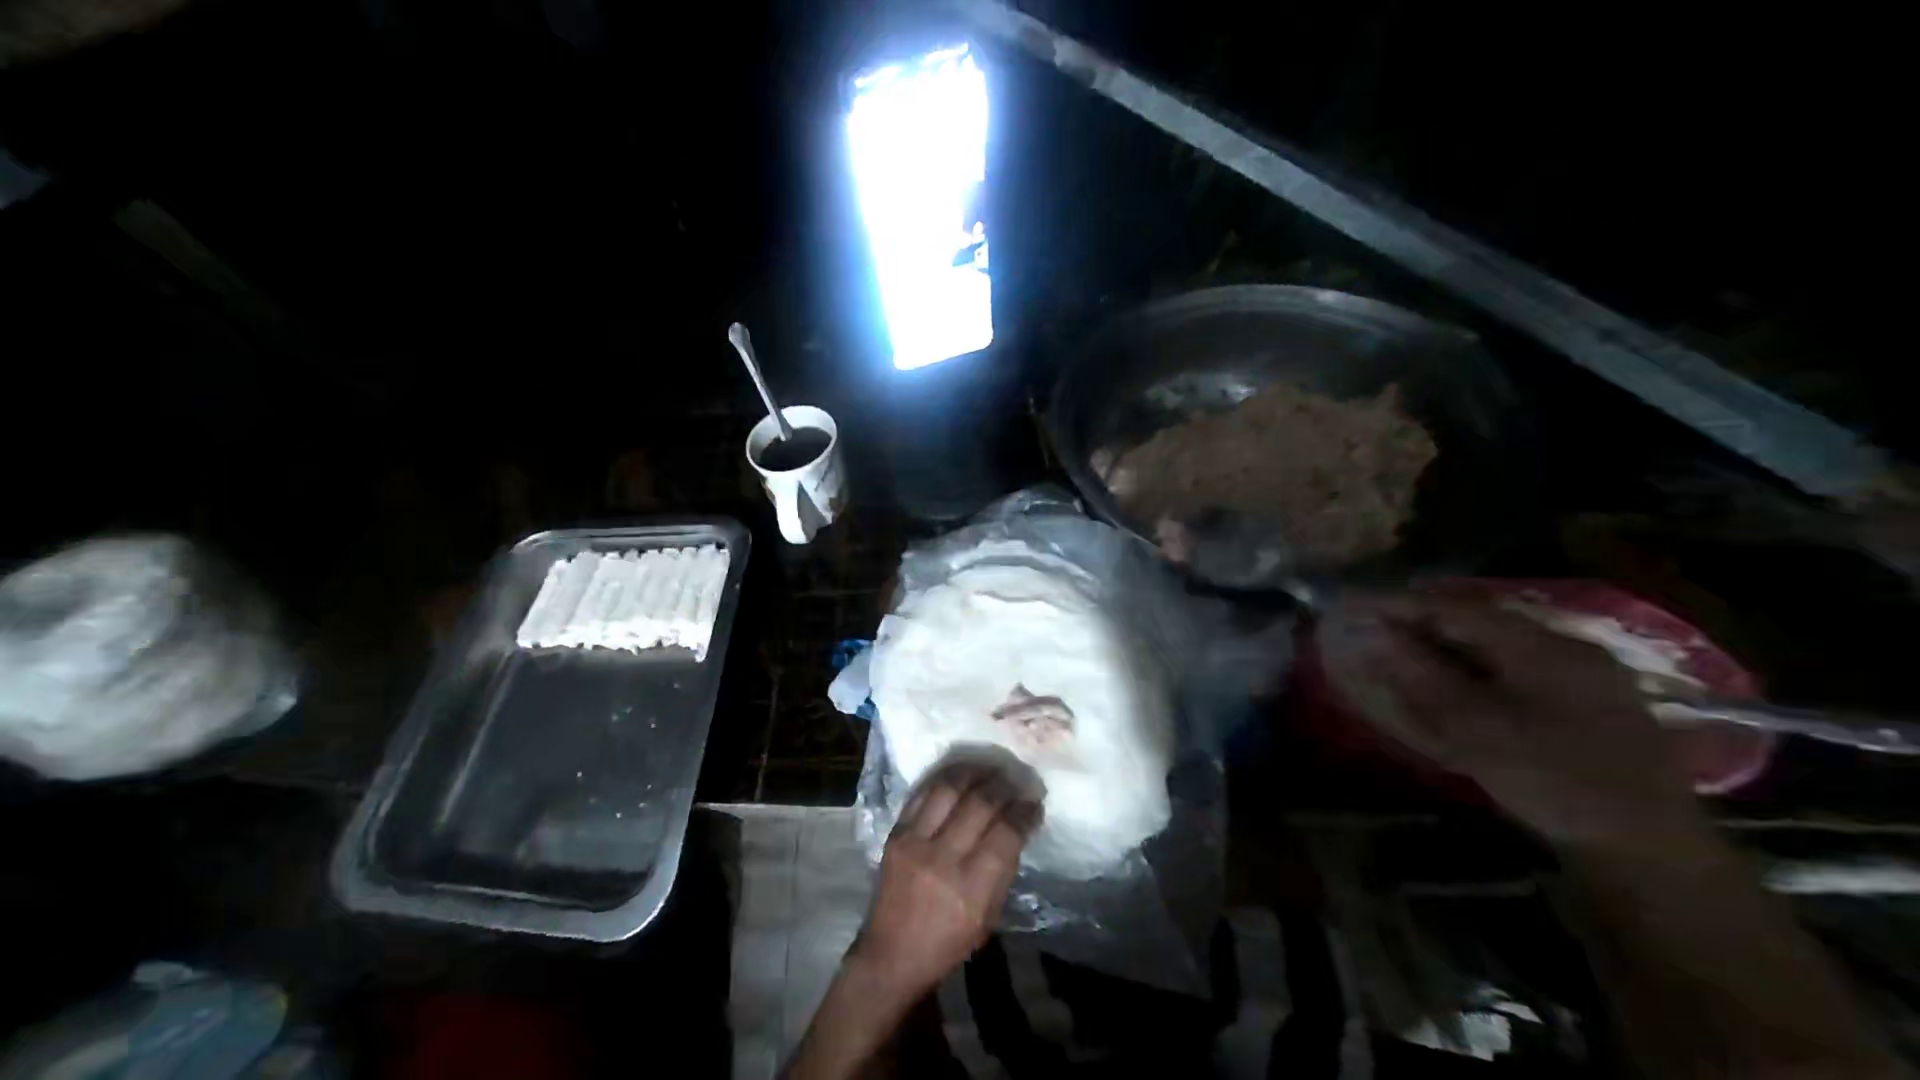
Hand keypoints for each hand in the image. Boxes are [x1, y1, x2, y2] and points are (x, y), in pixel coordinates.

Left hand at [851, 765, 1042, 997]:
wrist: (891, 956)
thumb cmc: (948, 944)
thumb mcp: (988, 917)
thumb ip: (1003, 870)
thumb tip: (1018, 825)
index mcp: (971, 889)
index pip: (1006, 833)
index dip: (1025, 811)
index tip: (1035, 801)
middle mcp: (942, 859)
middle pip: (980, 804)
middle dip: (1004, 786)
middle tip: (1017, 778)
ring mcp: (914, 842)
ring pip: (949, 789)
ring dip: (974, 773)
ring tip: (990, 768)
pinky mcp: (895, 834)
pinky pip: (922, 794)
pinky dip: (944, 779)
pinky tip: (960, 774)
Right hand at [1318, 595, 1699, 850]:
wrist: (1647, 847)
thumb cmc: (1555, 780)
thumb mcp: (1476, 728)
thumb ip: (1421, 675)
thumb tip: (1370, 633)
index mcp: (1542, 645)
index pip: (1454, 607)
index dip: (1398, 604)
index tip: (1352, 606)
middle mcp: (1563, 646)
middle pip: (1475, 620)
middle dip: (1418, 622)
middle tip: (1369, 629)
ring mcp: (1578, 672)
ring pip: (1493, 643)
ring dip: (1442, 644)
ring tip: (1398, 651)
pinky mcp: (1581, 698)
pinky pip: (1510, 665)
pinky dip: (1469, 666)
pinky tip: (1450, 680)